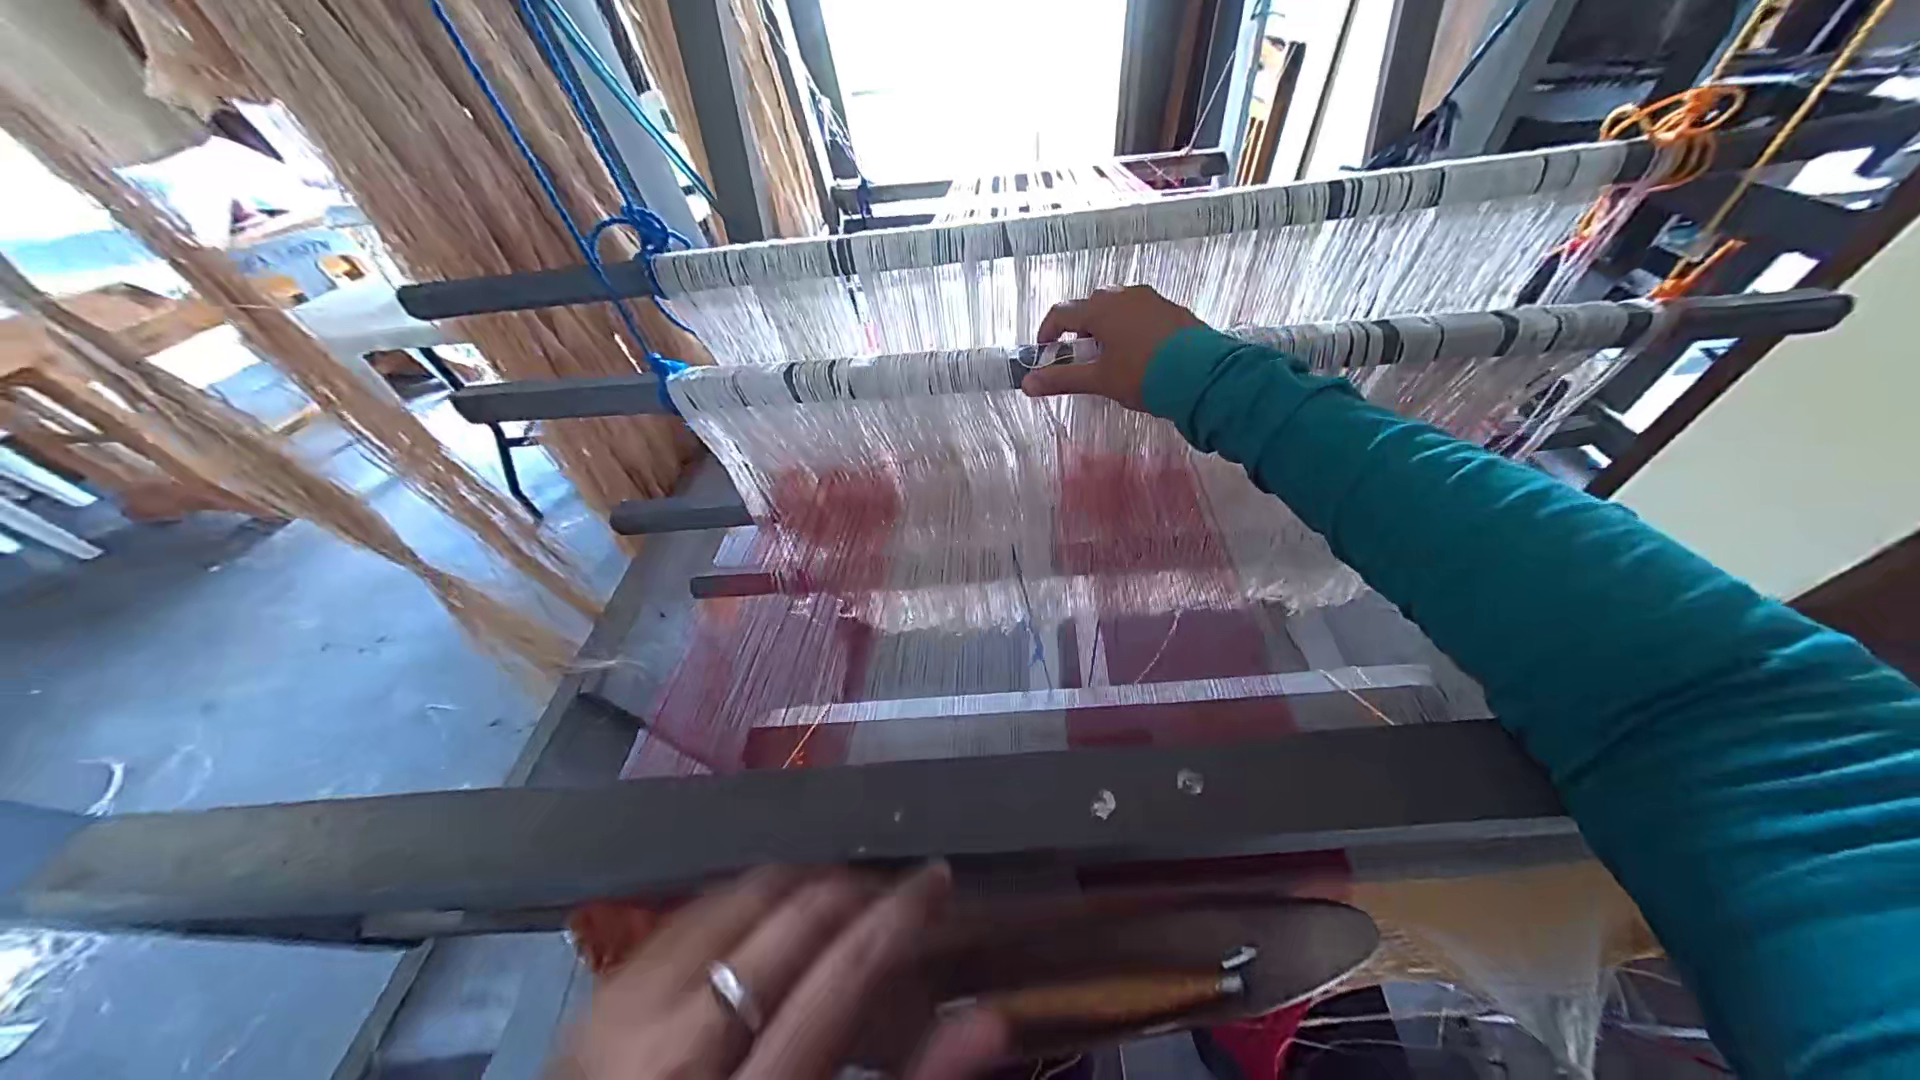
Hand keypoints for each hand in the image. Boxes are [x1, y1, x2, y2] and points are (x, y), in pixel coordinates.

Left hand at [557, 863, 1004, 1079]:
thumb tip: (989, 1022)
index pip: (844, 970)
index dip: (902, 913)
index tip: (938, 878)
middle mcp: (676, 1041)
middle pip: (798, 914)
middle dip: (860, 890)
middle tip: (894, 896)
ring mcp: (627, 1006)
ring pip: (749, 891)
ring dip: (809, 886)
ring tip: (843, 905)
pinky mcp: (605, 989)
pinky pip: (701, 904)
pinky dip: (754, 898)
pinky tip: (778, 920)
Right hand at [1021, 285, 1202, 411]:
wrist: (1203, 376)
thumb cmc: (1143, 375)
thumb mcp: (1099, 380)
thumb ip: (1062, 379)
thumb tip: (1026, 385)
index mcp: (1101, 309)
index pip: (1062, 313)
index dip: (1047, 332)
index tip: (1044, 352)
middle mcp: (1125, 296)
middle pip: (1091, 307)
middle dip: (1079, 330)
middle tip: (1081, 357)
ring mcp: (1152, 300)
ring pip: (1118, 308)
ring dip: (1106, 328)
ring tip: (1111, 357)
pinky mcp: (1174, 311)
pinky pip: (1142, 314)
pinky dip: (1131, 329)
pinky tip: (1140, 354)